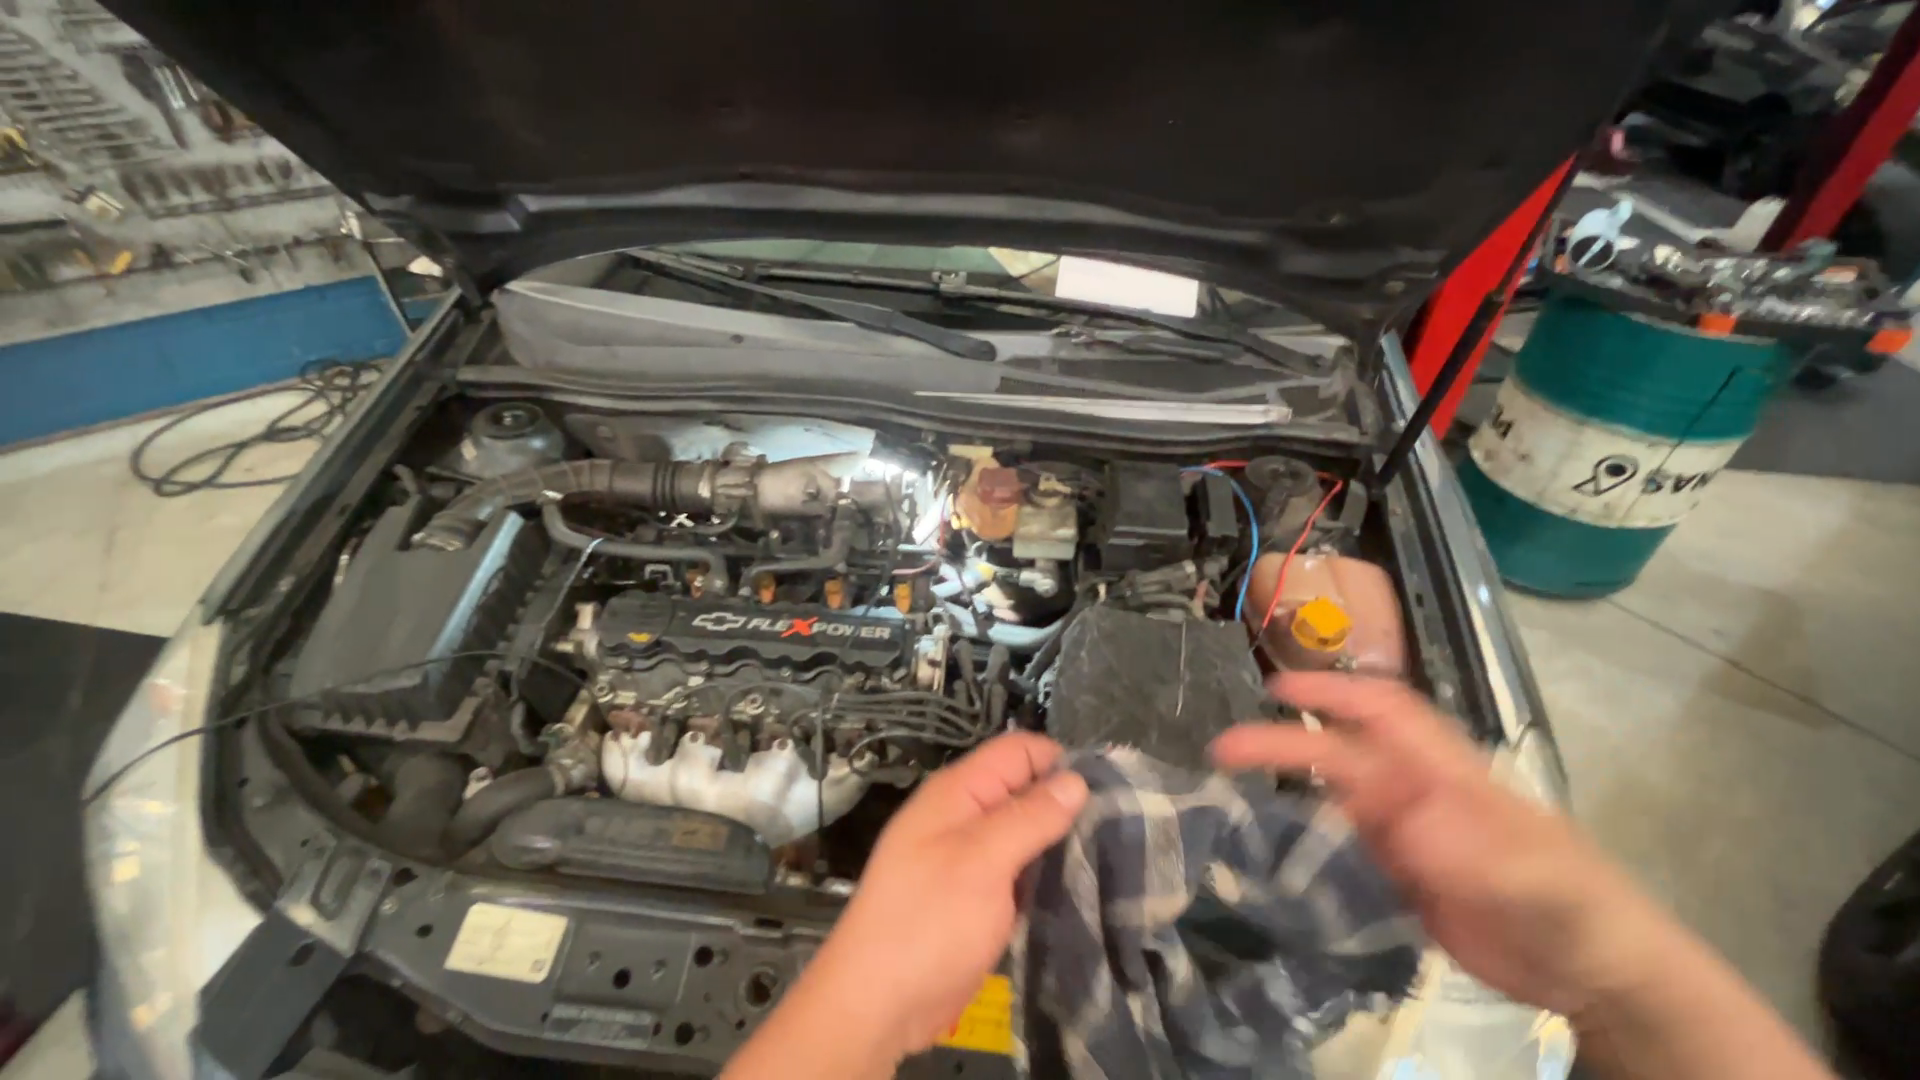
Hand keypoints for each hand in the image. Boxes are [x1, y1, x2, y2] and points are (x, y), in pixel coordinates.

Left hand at [725, 733, 1088, 1077]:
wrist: (878, 1004)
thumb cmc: (927, 923)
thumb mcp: (981, 861)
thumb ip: (1028, 817)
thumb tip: (1075, 779)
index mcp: (958, 792)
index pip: (1018, 751)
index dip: (1060, 761)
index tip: (1108, 788)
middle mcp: (965, 817)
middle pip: (1025, 790)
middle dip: (1067, 804)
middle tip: (1119, 828)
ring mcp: (971, 859)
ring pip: (1026, 833)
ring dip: (1061, 844)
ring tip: (1112, 857)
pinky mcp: (979, 897)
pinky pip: (1020, 871)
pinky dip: (1046, 877)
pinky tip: (1082, 889)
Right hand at [1210, 673, 1680, 1020]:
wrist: (1596, 976)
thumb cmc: (1580, 917)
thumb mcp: (1545, 886)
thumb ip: (1486, 853)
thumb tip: (1408, 818)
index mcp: (1449, 775)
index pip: (1386, 713)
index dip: (1334, 693)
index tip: (1277, 690)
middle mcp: (1415, 790)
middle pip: (1341, 749)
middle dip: (1282, 740)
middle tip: (1222, 747)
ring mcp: (1403, 830)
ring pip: (1331, 786)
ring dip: (1284, 775)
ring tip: (1227, 778)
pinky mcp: (1395, 868)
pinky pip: (1336, 834)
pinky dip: (1298, 825)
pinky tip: (1266, 834)